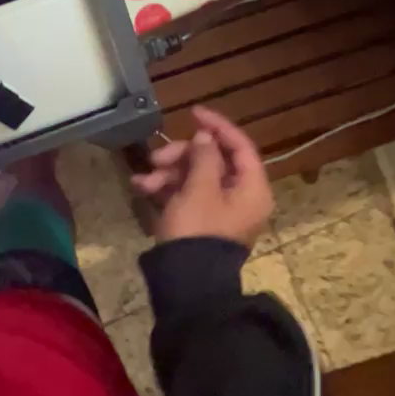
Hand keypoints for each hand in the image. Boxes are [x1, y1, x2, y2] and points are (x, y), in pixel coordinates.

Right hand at [130, 105, 272, 244]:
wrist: (186, 282)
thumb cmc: (198, 230)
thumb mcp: (199, 189)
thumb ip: (203, 158)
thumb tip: (205, 138)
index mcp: (252, 188)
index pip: (240, 146)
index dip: (217, 127)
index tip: (193, 113)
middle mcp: (241, 197)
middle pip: (213, 161)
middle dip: (182, 156)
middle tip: (157, 158)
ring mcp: (220, 210)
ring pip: (195, 177)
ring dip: (168, 173)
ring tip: (143, 181)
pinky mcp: (201, 222)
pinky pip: (186, 195)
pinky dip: (166, 189)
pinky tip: (142, 188)